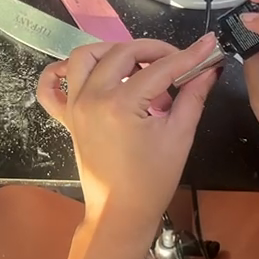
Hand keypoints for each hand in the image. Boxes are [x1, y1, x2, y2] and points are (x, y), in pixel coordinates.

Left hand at [36, 36, 219, 223]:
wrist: (121, 212)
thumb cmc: (152, 180)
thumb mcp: (180, 135)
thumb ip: (193, 96)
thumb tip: (208, 68)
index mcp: (121, 104)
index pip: (160, 67)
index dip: (188, 56)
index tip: (207, 47)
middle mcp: (92, 98)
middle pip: (123, 52)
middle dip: (154, 50)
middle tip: (177, 63)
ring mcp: (75, 106)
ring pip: (85, 57)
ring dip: (112, 51)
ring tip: (137, 64)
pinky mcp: (67, 117)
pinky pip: (50, 88)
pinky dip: (59, 73)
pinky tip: (85, 73)